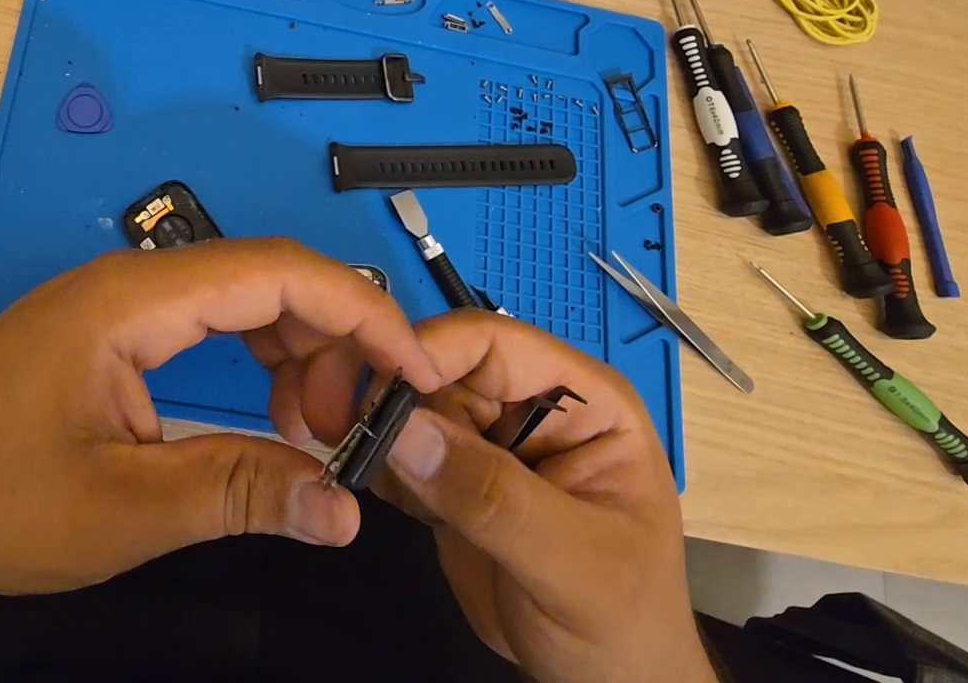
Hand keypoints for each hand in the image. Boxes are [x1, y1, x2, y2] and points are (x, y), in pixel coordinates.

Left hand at [0, 238, 443, 594]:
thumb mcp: (120, 510)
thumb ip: (238, 494)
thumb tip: (342, 508)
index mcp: (134, 301)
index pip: (277, 273)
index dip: (361, 313)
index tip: (415, 371)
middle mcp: (132, 283)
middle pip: (267, 278)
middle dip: (334, 340)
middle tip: (357, 425)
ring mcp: (119, 303)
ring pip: (242, 300)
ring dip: (297, 354)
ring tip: (316, 430)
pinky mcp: (110, 331)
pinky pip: (207, 325)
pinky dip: (255, 363)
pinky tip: (270, 415)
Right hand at [377, 311, 712, 682]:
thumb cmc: (621, 625)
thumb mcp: (572, 563)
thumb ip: (493, 495)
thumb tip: (403, 428)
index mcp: (579, 400)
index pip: (493, 341)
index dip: (433, 351)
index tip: (377, 388)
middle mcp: (525, 405)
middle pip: (439, 367)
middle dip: (392, 395)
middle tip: (346, 433)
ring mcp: (484, 440)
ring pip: (409, 404)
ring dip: (377, 432)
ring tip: (364, 468)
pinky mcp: (450, 474)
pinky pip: (398, 447)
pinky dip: (379, 465)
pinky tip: (385, 497)